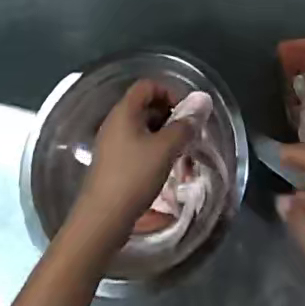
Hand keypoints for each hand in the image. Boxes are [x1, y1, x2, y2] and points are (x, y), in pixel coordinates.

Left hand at [69, 80, 195, 246]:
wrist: (101, 220)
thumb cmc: (134, 177)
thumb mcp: (165, 149)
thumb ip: (185, 125)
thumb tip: (202, 103)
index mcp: (124, 112)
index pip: (148, 85)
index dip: (170, 92)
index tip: (187, 113)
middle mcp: (115, 123)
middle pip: (146, 106)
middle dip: (171, 117)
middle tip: (188, 135)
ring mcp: (112, 144)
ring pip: (143, 129)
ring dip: (165, 137)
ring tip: (181, 155)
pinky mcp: (113, 163)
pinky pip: (137, 146)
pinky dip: (154, 151)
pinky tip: (165, 168)